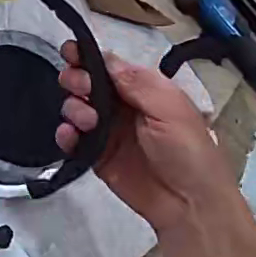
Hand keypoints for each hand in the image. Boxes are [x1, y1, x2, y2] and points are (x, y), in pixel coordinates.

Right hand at [53, 42, 234, 233]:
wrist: (190, 204)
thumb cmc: (187, 149)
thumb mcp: (169, 107)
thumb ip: (136, 82)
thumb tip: (106, 58)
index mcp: (144, 89)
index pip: (110, 66)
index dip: (88, 57)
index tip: (69, 52)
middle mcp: (124, 106)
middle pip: (88, 83)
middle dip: (77, 80)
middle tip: (80, 88)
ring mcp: (109, 131)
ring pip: (78, 108)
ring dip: (74, 108)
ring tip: (86, 120)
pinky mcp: (98, 157)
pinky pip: (74, 140)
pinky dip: (66, 135)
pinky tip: (69, 136)